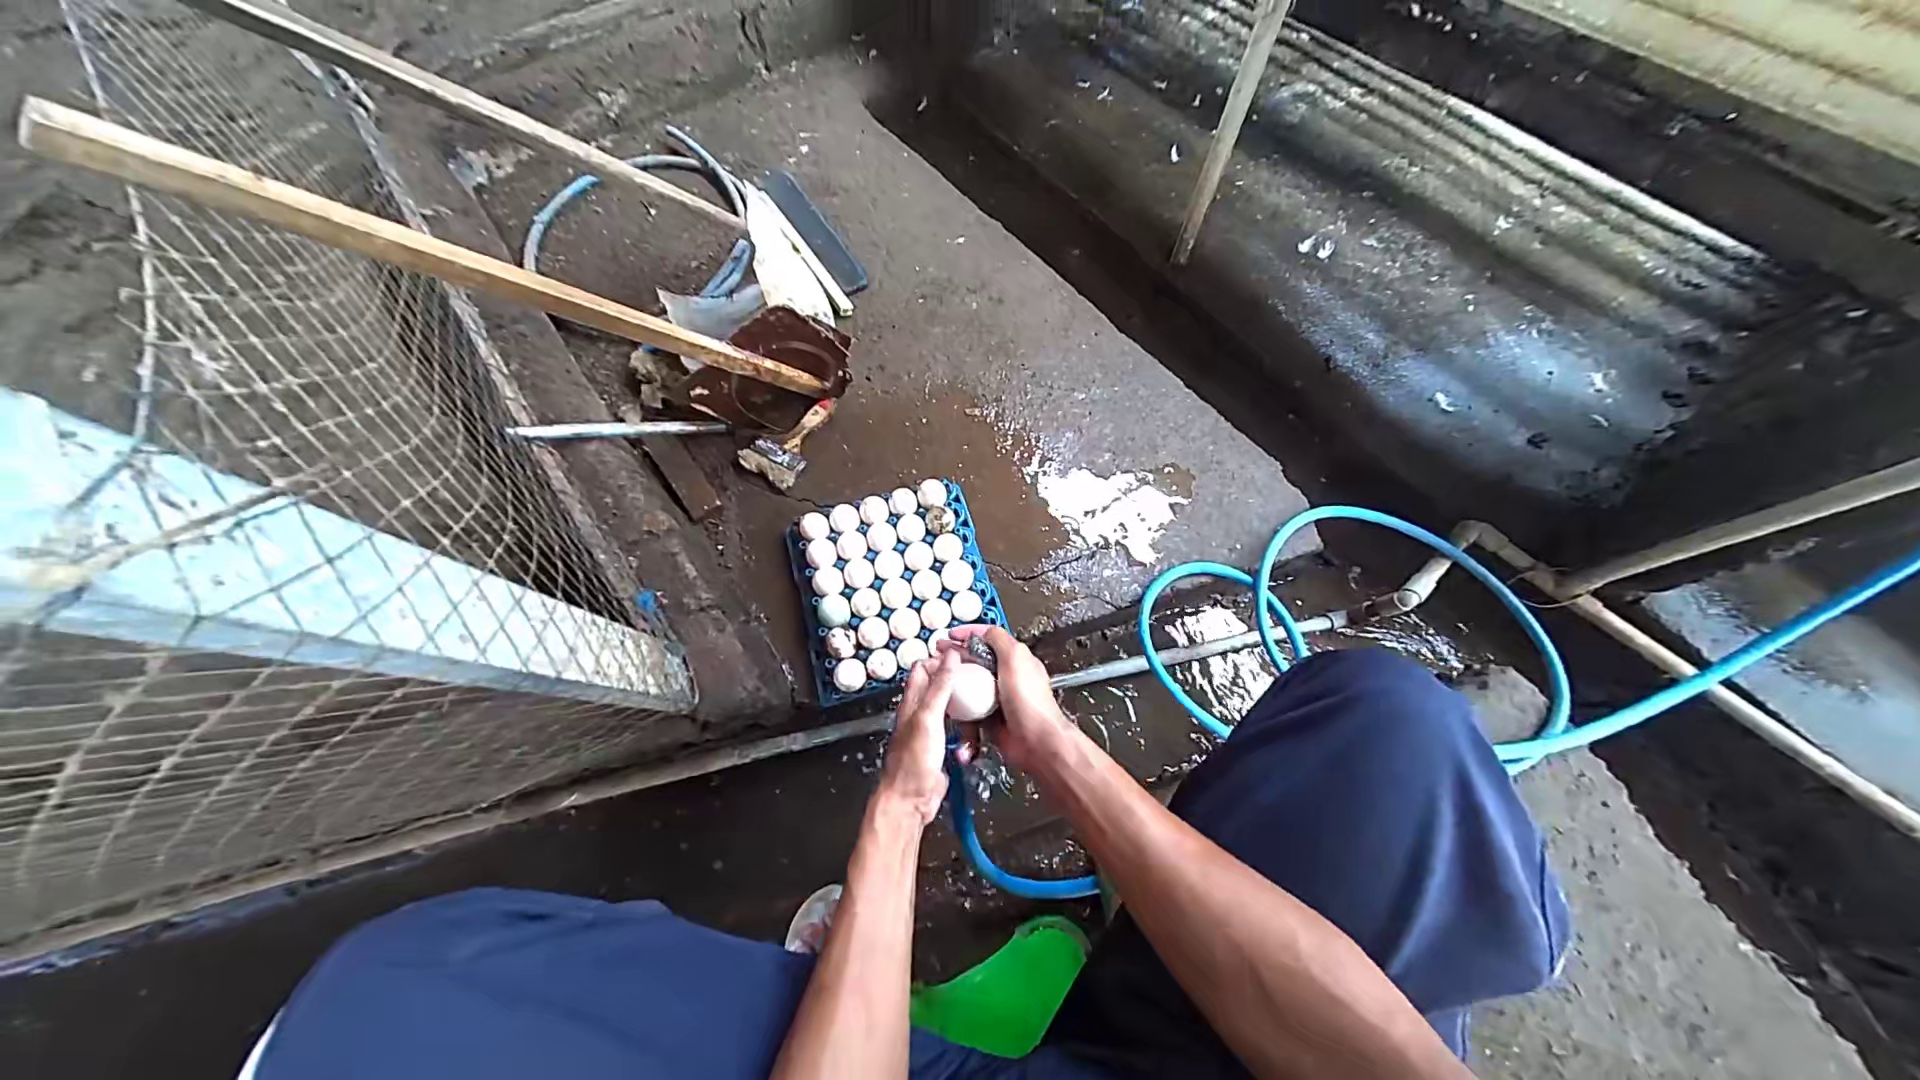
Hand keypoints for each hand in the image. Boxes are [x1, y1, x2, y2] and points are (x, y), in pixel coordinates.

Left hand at [876, 649, 959, 826]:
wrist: (910, 800)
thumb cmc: (912, 762)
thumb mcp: (929, 718)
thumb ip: (940, 687)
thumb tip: (950, 657)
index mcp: (912, 701)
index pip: (923, 668)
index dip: (941, 659)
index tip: (963, 657)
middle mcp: (919, 713)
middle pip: (937, 686)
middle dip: (955, 678)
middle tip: (976, 675)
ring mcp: (929, 730)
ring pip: (947, 707)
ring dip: (962, 702)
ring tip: (979, 697)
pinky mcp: (939, 747)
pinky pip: (954, 729)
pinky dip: (965, 725)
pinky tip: (974, 727)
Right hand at [939, 625, 1075, 775]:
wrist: (1035, 742)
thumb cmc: (1031, 702)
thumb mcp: (1015, 658)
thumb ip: (999, 640)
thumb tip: (985, 630)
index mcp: (1015, 659)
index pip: (989, 639)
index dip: (969, 634)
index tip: (951, 635)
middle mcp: (1007, 677)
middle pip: (976, 661)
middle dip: (956, 658)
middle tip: (939, 656)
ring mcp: (998, 698)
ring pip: (970, 686)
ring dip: (955, 686)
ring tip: (941, 684)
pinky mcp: (990, 718)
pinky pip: (969, 710)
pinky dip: (962, 712)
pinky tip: (954, 709)